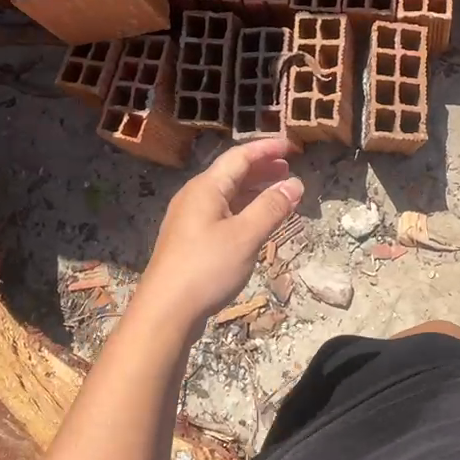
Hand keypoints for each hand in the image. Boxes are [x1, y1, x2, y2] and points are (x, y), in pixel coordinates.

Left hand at [132, 137, 304, 334]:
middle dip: (261, 169)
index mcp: (205, 187)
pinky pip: (222, 213)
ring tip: (279, 194)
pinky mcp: (189, 241)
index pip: (239, 156)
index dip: (266, 149)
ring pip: (227, 195)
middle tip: (288, 169)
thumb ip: (271, 207)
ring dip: (253, 190)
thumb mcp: (245, 236)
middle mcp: (194, 196)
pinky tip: (256, 223)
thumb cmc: (206, 268)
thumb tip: (295, 183)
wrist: (165, 312)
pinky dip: (243, 210)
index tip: (291, 147)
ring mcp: (189, 220)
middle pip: (231, 173)